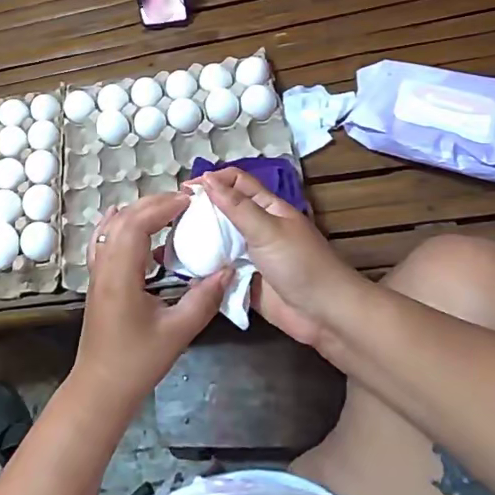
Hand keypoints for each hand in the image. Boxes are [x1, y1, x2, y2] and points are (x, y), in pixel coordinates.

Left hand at [74, 193, 231, 410]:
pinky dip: (117, 224)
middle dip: (153, 204)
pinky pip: (103, 240)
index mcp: (121, 274)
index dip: (162, 207)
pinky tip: (127, 219)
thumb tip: (227, 271)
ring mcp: (97, 271)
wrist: (101, 386)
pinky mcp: (97, 279)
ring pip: (112, 227)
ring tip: (168, 209)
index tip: (190, 201)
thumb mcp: (178, 332)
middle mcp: (104, 265)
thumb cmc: (138, 362)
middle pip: (124, 219)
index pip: (137, 224)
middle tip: (185, 201)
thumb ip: (203, 299)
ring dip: (138, 212)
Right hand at [185, 168, 361, 346]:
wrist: (325, 316)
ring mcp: (250, 255)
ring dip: (197, 239)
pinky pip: (219, 268)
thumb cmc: (301, 265)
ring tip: (168, 241)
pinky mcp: (244, 280)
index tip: (183, 190)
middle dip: (198, 210)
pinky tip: (181, 268)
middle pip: (223, 211)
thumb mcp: (267, 230)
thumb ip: (236, 206)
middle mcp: (257, 228)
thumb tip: (207, 178)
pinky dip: (202, 267)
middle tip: (169, 217)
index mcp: (267, 208)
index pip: (235, 182)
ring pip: (218, 240)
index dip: (211, 181)